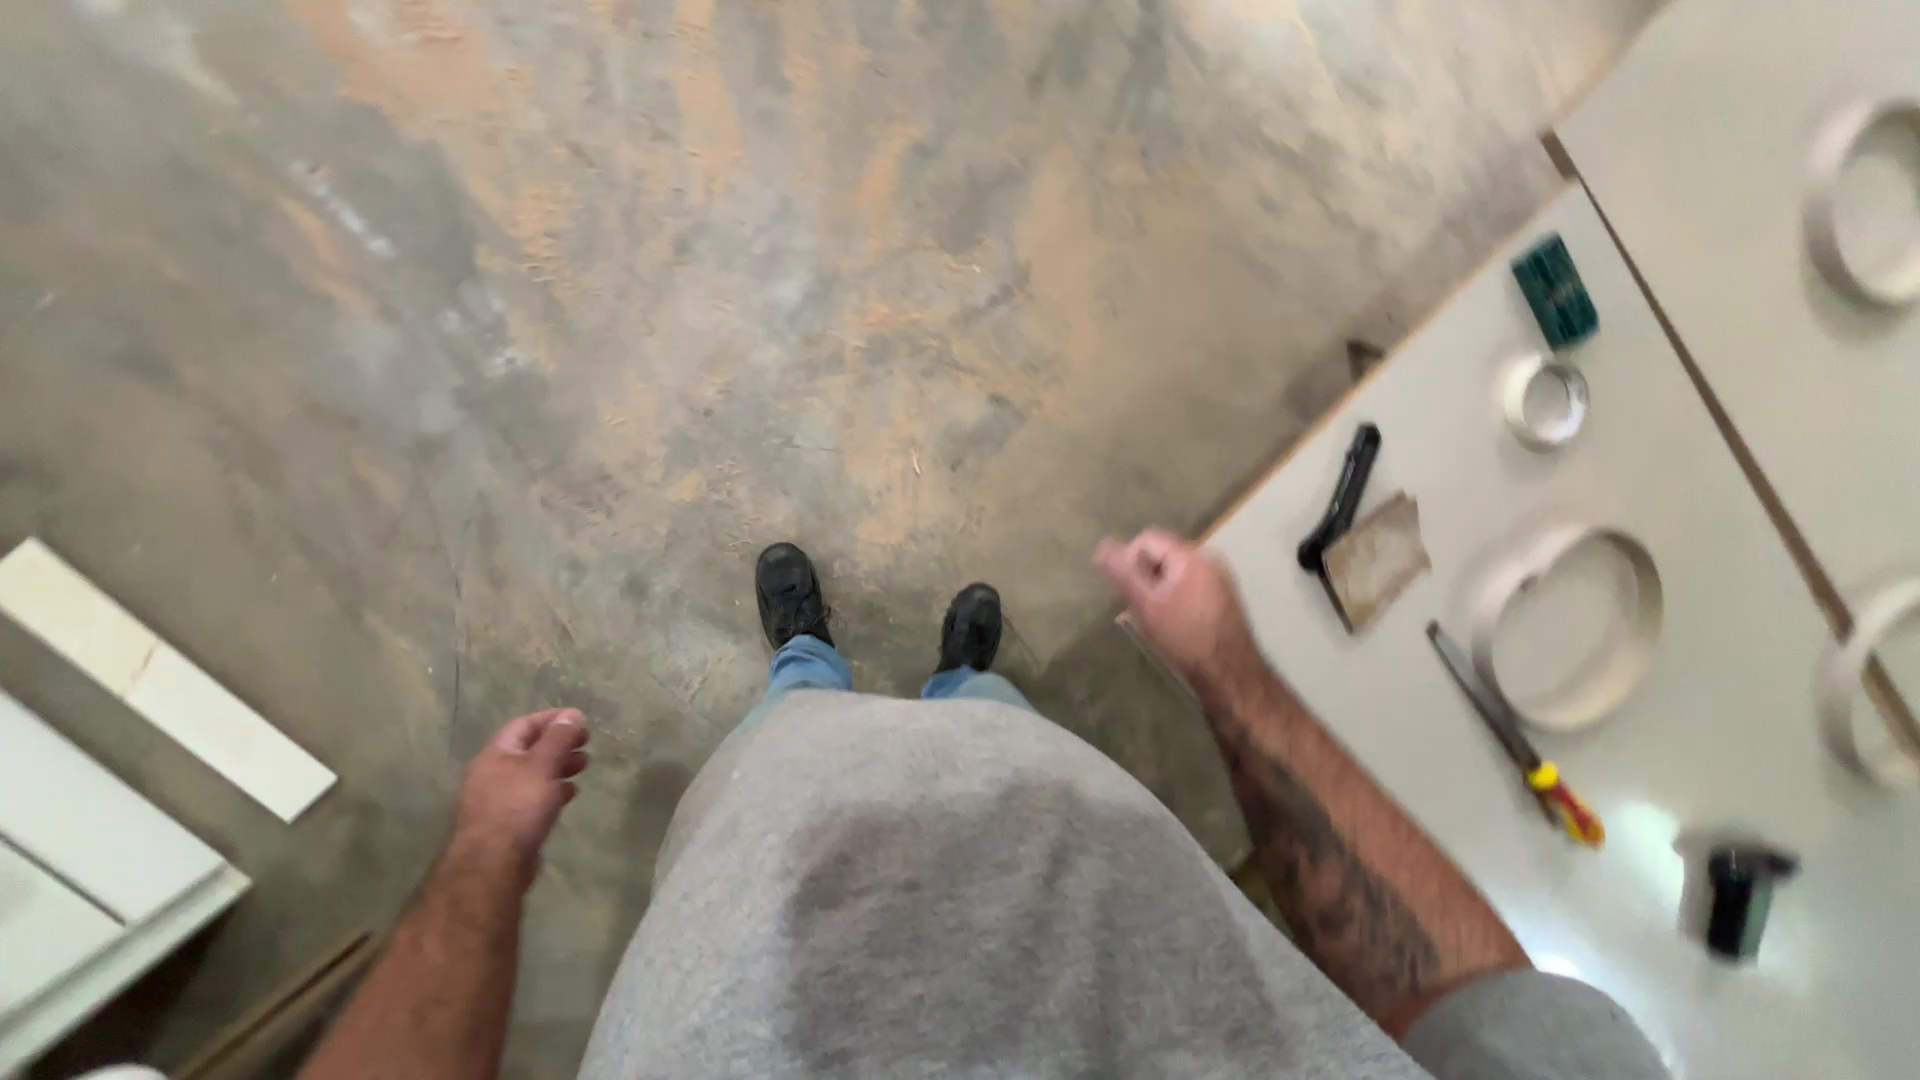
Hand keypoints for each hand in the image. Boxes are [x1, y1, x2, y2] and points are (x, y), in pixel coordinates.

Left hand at [453, 708, 589, 883]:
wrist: (492, 864)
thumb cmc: (518, 806)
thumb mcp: (542, 764)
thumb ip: (559, 738)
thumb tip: (573, 714)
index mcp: (495, 755)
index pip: (524, 725)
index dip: (553, 719)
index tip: (580, 719)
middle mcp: (491, 774)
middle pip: (529, 750)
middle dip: (559, 744)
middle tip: (587, 744)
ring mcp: (497, 800)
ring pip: (532, 775)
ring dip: (559, 767)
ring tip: (583, 767)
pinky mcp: (507, 823)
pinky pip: (532, 798)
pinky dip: (553, 791)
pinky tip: (569, 795)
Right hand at [1094, 528, 1265, 698]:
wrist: (1228, 672)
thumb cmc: (1184, 638)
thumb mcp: (1146, 605)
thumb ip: (1123, 574)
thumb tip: (1101, 546)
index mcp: (1191, 555)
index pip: (1147, 539)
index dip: (1129, 561)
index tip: (1128, 592)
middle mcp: (1209, 558)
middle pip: (1161, 553)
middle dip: (1144, 575)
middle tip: (1138, 606)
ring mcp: (1219, 577)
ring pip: (1174, 570)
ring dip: (1157, 587)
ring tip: (1155, 617)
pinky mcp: (1223, 595)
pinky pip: (1189, 583)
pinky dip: (1174, 595)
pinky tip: (1173, 622)